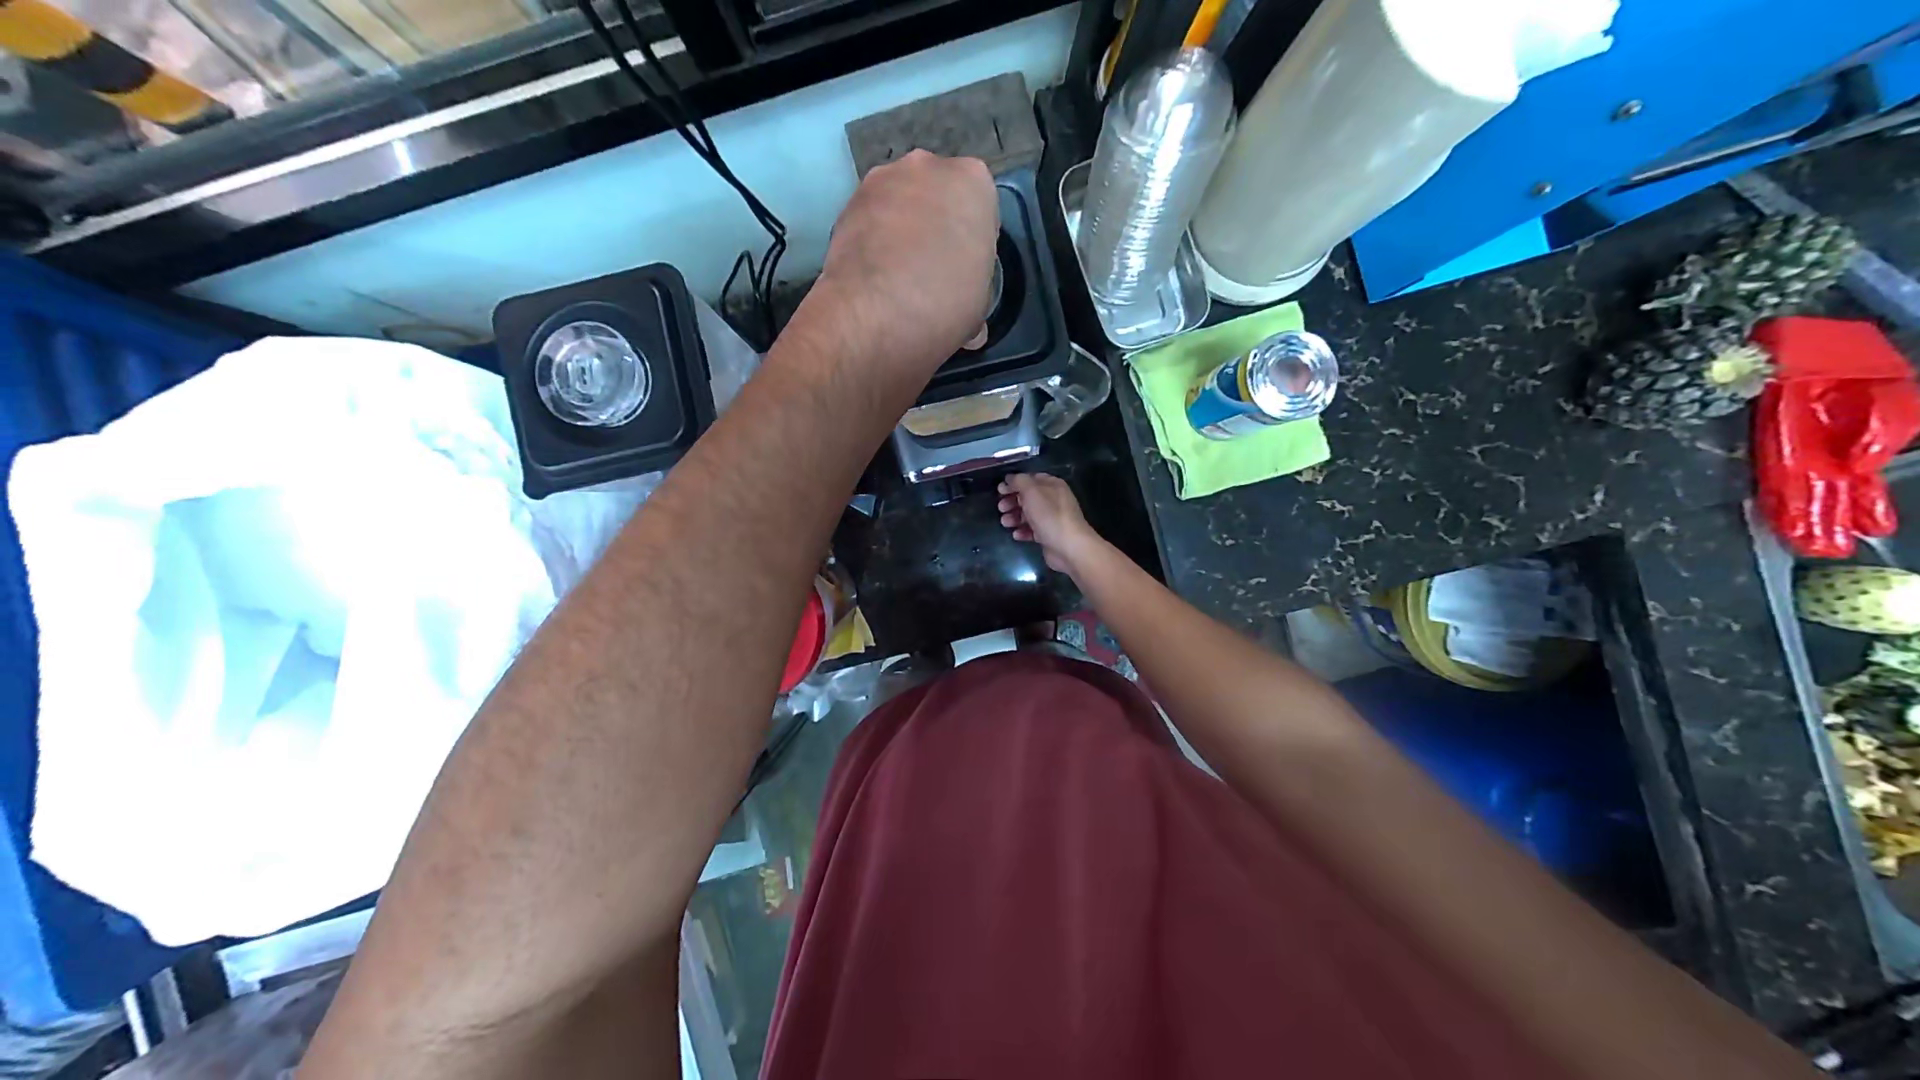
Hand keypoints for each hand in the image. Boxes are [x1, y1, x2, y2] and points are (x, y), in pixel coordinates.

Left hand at [809, 150, 998, 369]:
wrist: (874, 312)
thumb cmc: (944, 302)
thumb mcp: (979, 305)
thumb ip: (975, 293)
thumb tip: (972, 324)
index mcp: (973, 181)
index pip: (980, 207)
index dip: (973, 241)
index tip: (965, 266)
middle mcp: (928, 166)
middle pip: (937, 194)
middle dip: (935, 224)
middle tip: (931, 267)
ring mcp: (882, 178)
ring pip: (900, 201)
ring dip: (901, 227)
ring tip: (897, 272)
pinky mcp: (847, 200)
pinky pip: (870, 217)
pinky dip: (873, 238)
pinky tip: (874, 272)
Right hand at [998, 473, 1105, 578]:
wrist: (1069, 547)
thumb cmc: (1050, 515)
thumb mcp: (1032, 492)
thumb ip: (1019, 481)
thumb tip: (1010, 478)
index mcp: (1052, 485)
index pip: (1030, 479)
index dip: (1014, 483)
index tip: (1000, 490)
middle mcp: (1053, 500)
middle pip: (1028, 497)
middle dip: (1012, 501)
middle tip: (1001, 508)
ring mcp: (1052, 518)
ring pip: (1029, 514)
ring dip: (1015, 517)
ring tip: (1006, 523)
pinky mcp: (1049, 535)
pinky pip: (1032, 530)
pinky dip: (1023, 531)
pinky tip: (1016, 534)